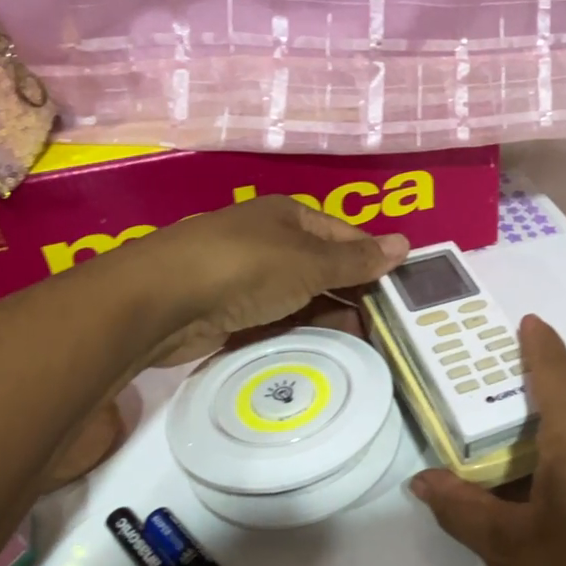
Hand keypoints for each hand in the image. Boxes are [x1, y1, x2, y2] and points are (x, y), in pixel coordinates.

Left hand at [93, 196, 407, 366]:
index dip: (373, 261)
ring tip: (360, 345)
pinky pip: (275, 319)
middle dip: (353, 294)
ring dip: (328, 316)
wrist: (160, 302)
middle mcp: (269, 240)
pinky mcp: (228, 311)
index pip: (345, 236)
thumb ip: (358, 261)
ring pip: (300, 296)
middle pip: (324, 267)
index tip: (400, 295)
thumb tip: (405, 244)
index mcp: (290, 216)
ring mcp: (246, 277)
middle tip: (386, 329)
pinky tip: (318, 349)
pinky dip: (298, 331)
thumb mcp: (311, 263)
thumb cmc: (245, 267)